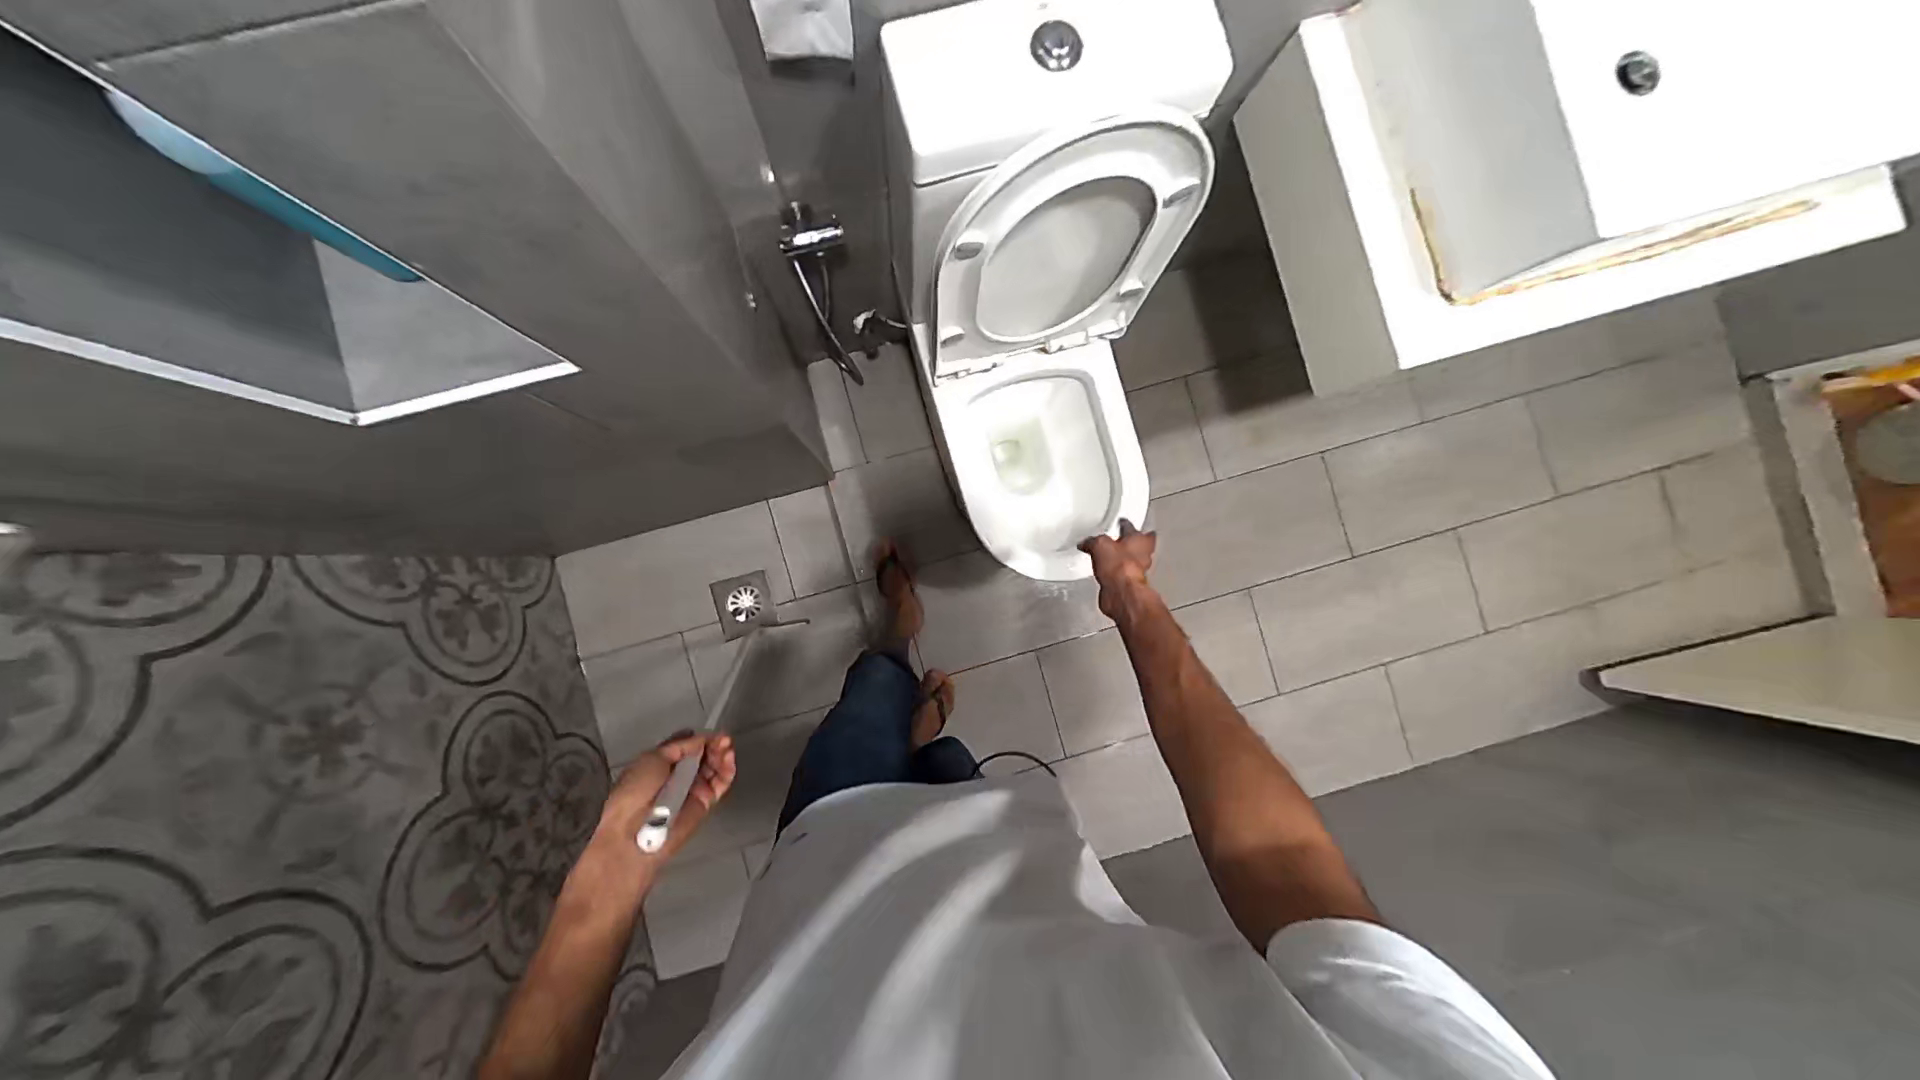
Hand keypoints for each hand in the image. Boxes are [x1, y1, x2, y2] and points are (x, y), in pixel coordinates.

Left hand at [597, 732, 736, 863]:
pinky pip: (721, 783)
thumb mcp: (653, 758)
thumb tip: (700, 739)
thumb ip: (680, 746)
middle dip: (714, 744)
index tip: (709, 732)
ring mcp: (693, 788)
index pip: (687, 746)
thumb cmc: (635, 791)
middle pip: (704, 754)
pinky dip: (728, 769)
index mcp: (662, 763)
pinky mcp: (706, 802)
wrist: (634, 832)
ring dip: (722, 754)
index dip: (699, 738)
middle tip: (722, 739)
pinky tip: (728, 758)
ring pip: (715, 766)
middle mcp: (679, 775)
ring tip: (726, 747)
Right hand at [1079, 519, 1157, 619]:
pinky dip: (1113, 574)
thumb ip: (1093, 541)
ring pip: (1129, 561)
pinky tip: (1105, 573)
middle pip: (1137, 545)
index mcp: (1140, 540)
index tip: (1121, 523)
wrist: (1121, 593)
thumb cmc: (1120, 567)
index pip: (1133, 528)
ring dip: (1121, 560)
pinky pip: (1119, 576)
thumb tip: (1086, 543)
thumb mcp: (1099, 544)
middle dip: (1127, 544)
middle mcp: (1142, 555)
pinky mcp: (1127, 585)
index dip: (1125, 524)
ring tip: (1108, 558)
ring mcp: (1136, 571)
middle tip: (1117, 540)